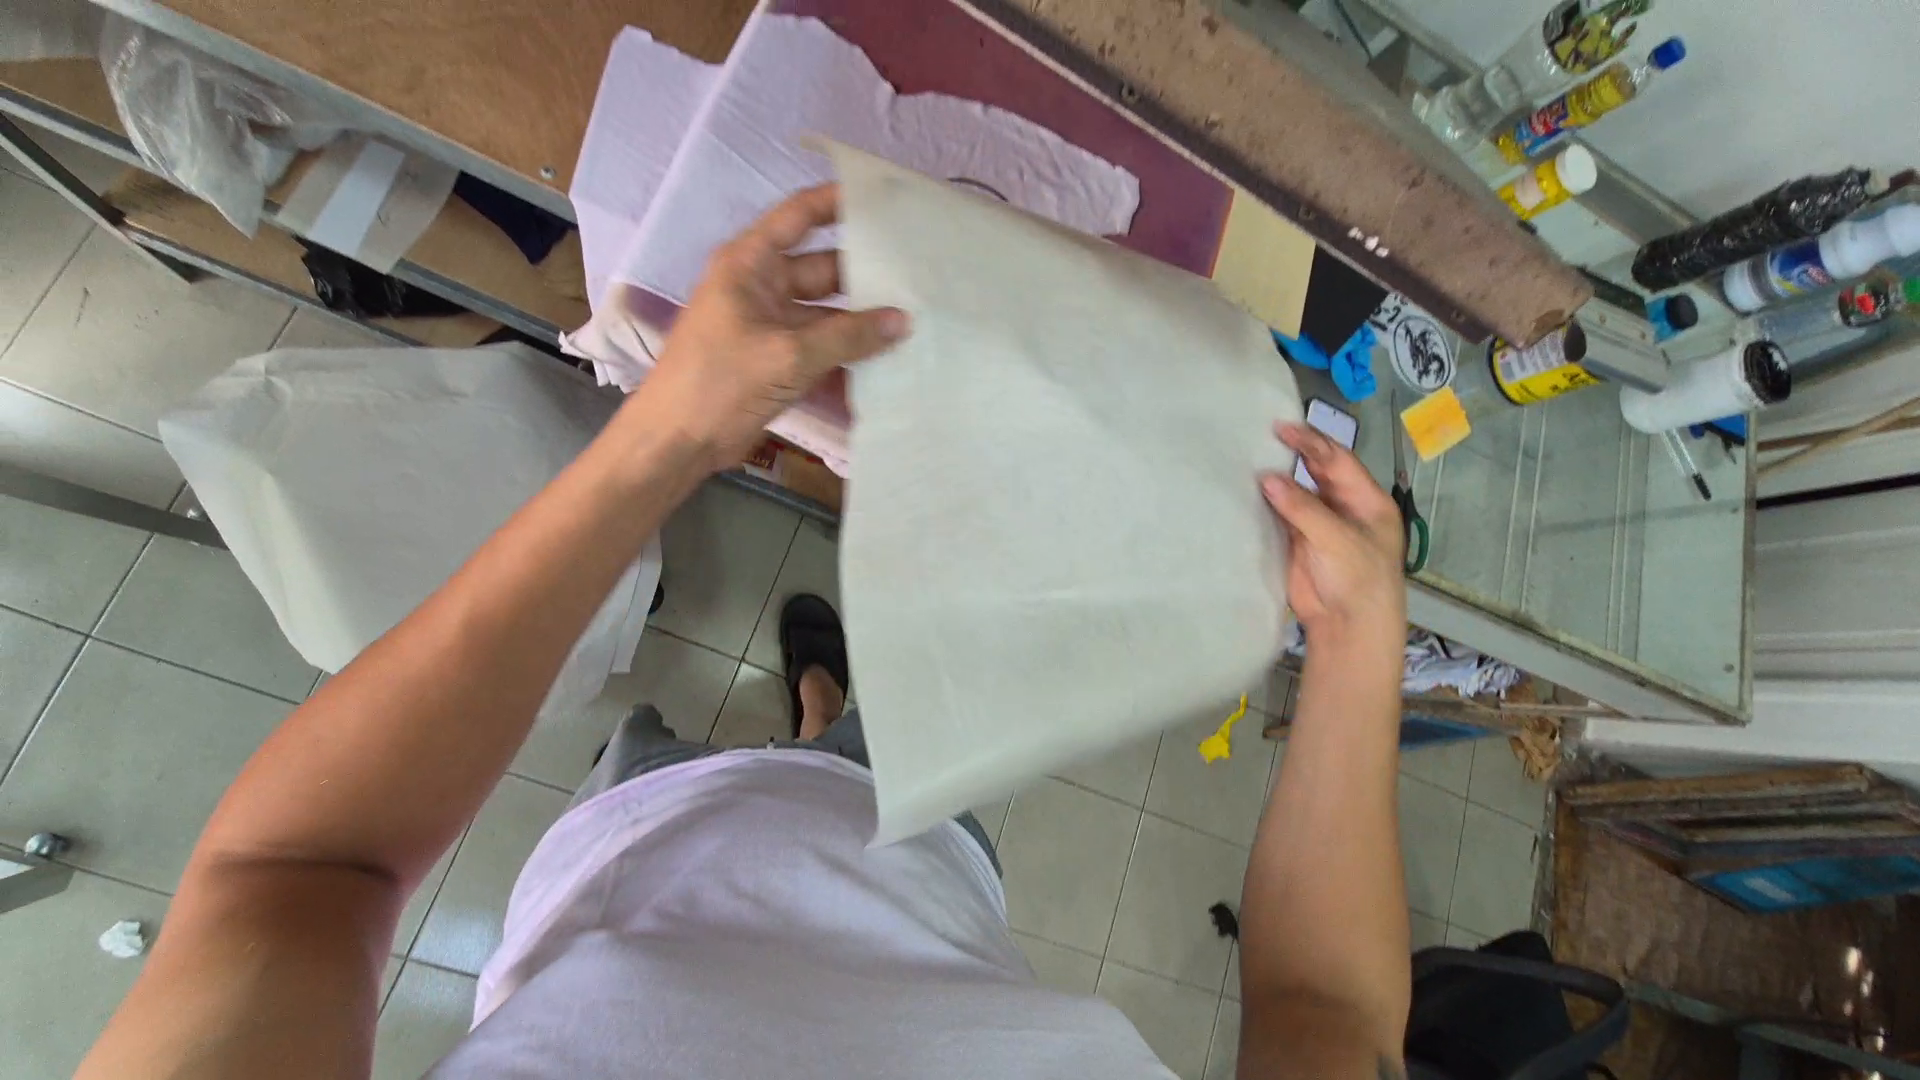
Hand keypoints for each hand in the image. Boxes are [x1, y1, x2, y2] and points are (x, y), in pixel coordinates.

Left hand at [624, 184, 909, 472]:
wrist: (679, 439)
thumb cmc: (721, 380)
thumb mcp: (789, 354)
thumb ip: (849, 336)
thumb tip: (903, 320)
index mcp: (751, 264)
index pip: (798, 217)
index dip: (837, 202)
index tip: (883, 200)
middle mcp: (762, 286)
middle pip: (822, 268)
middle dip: (864, 273)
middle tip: (916, 274)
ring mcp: (771, 325)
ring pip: (827, 312)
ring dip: (861, 319)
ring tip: (914, 317)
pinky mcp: (778, 360)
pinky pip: (822, 345)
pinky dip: (848, 351)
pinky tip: (888, 356)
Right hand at [1260, 423, 1405, 649]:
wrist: (1347, 625)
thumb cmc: (1359, 578)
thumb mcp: (1338, 539)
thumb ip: (1304, 508)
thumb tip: (1267, 479)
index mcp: (1366, 501)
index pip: (1337, 461)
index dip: (1312, 442)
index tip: (1282, 428)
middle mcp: (1342, 507)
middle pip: (1316, 472)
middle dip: (1295, 454)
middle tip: (1264, 435)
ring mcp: (1318, 525)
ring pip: (1295, 493)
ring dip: (1276, 479)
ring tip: (1249, 458)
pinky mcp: (1296, 542)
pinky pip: (1279, 516)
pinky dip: (1265, 504)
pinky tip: (1246, 491)